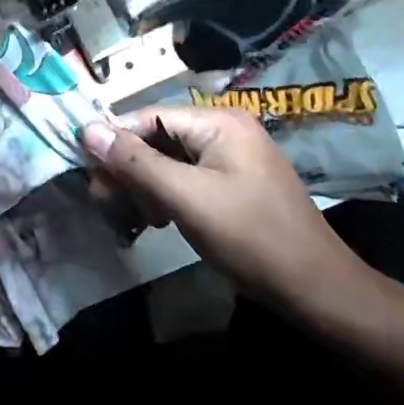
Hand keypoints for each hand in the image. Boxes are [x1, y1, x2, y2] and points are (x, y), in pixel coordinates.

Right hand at [81, 107, 372, 304]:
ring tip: (145, 218)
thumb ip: (136, 162)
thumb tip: (87, 129)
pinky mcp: (237, 182)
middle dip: (131, 168)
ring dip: (149, 186)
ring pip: (172, 161)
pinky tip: (163, 220)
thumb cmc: (250, 237)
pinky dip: (170, 196)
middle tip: (106, 201)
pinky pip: (190, 178)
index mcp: (219, 121)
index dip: (115, 142)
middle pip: (160, 138)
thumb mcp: (186, 198)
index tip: (89, 174)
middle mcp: (227, 129)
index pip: (149, 117)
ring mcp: (234, 156)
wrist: (316, 287)